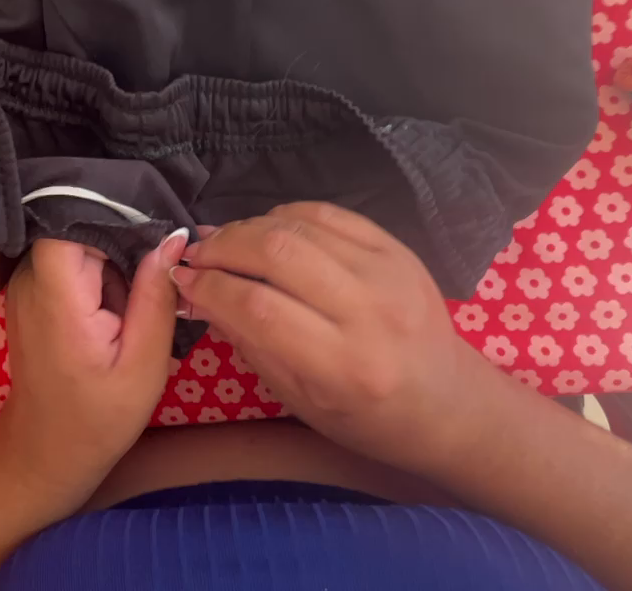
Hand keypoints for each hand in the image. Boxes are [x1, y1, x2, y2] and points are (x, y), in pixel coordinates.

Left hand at [0, 232, 186, 515]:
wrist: (45, 447)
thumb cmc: (97, 416)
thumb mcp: (143, 364)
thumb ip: (156, 296)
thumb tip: (171, 238)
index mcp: (56, 292)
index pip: (69, 218)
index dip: (110, 215)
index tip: (149, 234)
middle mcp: (30, 276)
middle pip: (78, 227)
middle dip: (118, 244)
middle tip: (147, 283)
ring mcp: (24, 280)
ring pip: (76, 242)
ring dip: (108, 262)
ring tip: (127, 306)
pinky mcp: (30, 288)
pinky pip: (67, 260)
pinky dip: (94, 275)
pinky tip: (109, 311)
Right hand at [170, 202, 515, 477]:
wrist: (451, 405)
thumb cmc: (367, 419)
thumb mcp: (298, 399)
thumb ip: (247, 340)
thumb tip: (195, 292)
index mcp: (345, 367)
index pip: (258, 307)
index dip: (210, 286)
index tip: (181, 279)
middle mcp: (370, 314)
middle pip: (276, 253)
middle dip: (222, 246)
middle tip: (196, 253)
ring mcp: (388, 273)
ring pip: (298, 226)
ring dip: (247, 227)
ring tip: (224, 240)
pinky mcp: (397, 248)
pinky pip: (327, 213)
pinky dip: (285, 214)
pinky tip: (265, 229)